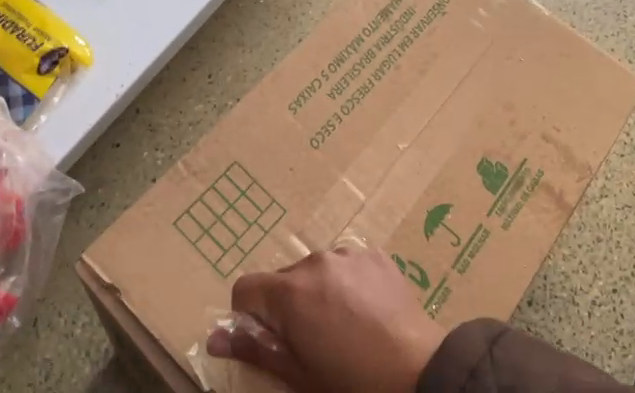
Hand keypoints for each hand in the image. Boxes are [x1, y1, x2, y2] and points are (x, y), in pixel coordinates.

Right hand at [206, 245, 446, 392]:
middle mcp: (315, 261)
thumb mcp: (299, 374)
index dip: (248, 316)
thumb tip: (215, 340)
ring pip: (315, 270)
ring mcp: (348, 254)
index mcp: (290, 291)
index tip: (267, 339)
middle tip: (310, 341)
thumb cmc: (352, 381)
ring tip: (342, 327)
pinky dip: (346, 283)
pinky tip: (364, 312)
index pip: (245, 288)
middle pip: (282, 280)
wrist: (418, 370)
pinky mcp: (375, 254)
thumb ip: (255, 351)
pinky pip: (346, 264)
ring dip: (318, 293)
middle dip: (286, 307)